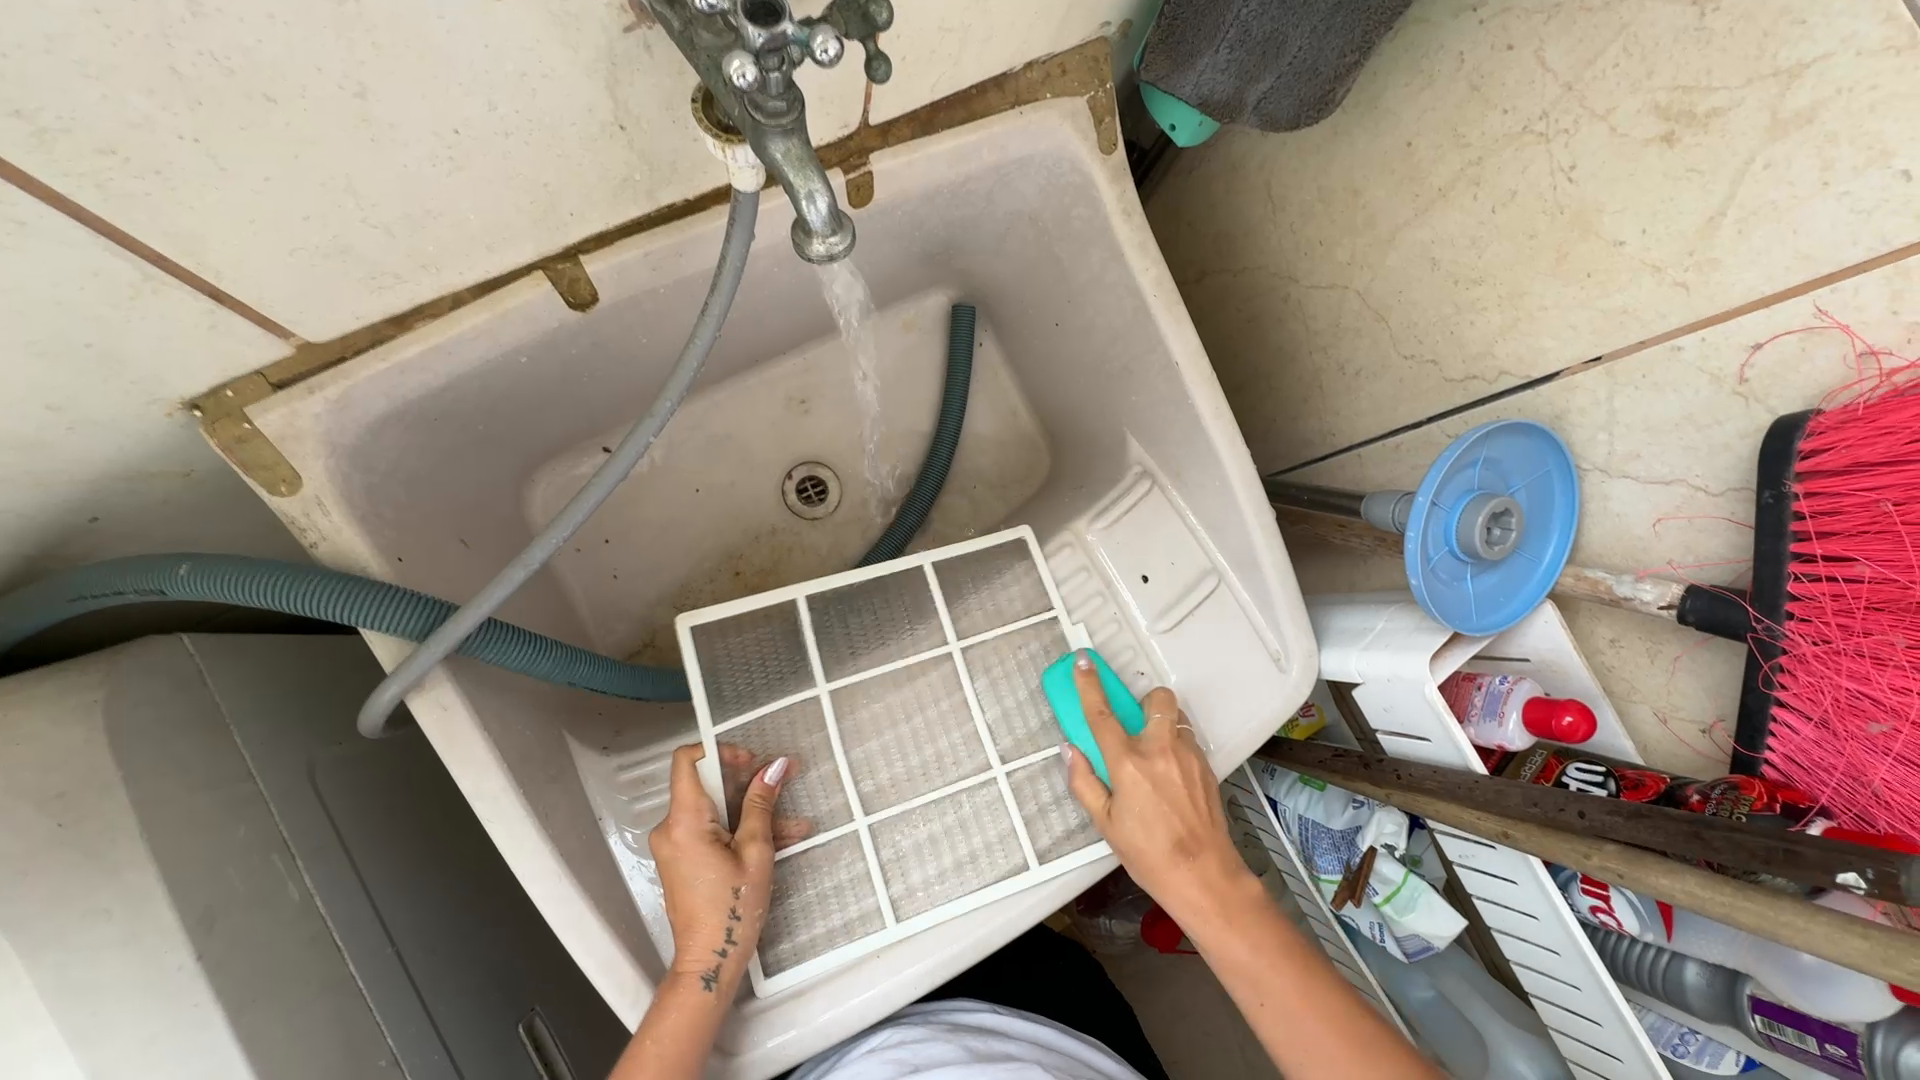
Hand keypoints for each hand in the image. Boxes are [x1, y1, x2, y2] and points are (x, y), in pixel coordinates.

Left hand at [648, 745, 787, 999]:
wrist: (708, 961)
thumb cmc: (733, 907)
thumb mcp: (756, 851)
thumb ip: (762, 804)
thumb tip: (775, 765)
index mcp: (684, 820)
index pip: (688, 760)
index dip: (721, 752)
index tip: (751, 762)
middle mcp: (672, 827)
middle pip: (708, 785)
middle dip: (750, 783)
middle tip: (785, 784)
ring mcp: (677, 843)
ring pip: (718, 810)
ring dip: (755, 811)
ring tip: (796, 821)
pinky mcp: (686, 858)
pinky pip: (714, 830)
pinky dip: (744, 830)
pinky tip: (783, 838)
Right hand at [1059, 654, 1256, 927]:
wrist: (1204, 875)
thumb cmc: (1149, 854)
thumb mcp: (1105, 823)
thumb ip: (1084, 782)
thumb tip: (1070, 750)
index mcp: (1128, 763)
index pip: (1102, 714)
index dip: (1089, 684)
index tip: (1084, 662)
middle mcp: (1160, 750)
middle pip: (1157, 698)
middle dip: (1145, 701)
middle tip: (1135, 723)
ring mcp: (1189, 756)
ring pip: (1176, 718)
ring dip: (1162, 724)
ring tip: (1154, 756)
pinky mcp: (1207, 767)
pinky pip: (1189, 740)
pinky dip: (1176, 746)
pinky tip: (1171, 778)